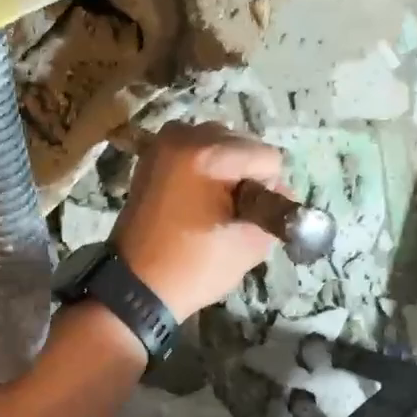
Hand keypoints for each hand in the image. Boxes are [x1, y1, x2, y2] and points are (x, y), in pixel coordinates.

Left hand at [112, 121, 284, 320]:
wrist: (136, 280)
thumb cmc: (194, 265)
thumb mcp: (250, 243)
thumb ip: (275, 209)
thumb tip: (280, 188)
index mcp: (208, 154)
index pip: (267, 156)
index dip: (269, 187)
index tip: (252, 214)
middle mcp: (184, 135)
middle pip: (242, 142)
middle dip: (247, 173)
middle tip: (233, 211)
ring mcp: (164, 140)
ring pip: (219, 141)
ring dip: (227, 166)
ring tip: (214, 204)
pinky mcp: (153, 152)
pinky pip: (195, 146)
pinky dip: (205, 164)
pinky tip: (198, 194)